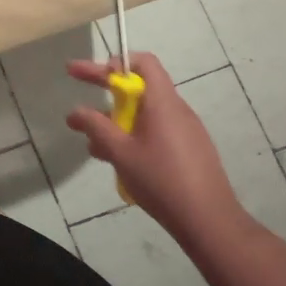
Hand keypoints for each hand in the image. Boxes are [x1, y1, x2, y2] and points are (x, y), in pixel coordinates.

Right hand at [65, 53, 246, 244]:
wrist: (210, 223)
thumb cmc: (162, 180)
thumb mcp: (119, 152)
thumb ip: (95, 126)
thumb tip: (75, 112)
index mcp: (162, 103)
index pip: (143, 62)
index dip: (113, 63)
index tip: (88, 76)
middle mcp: (178, 111)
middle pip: (140, 88)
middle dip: (107, 94)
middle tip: (79, 101)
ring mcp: (188, 132)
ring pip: (146, 114)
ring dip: (118, 121)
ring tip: (95, 145)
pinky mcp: (192, 151)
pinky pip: (158, 131)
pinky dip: (135, 136)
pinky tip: (122, 161)